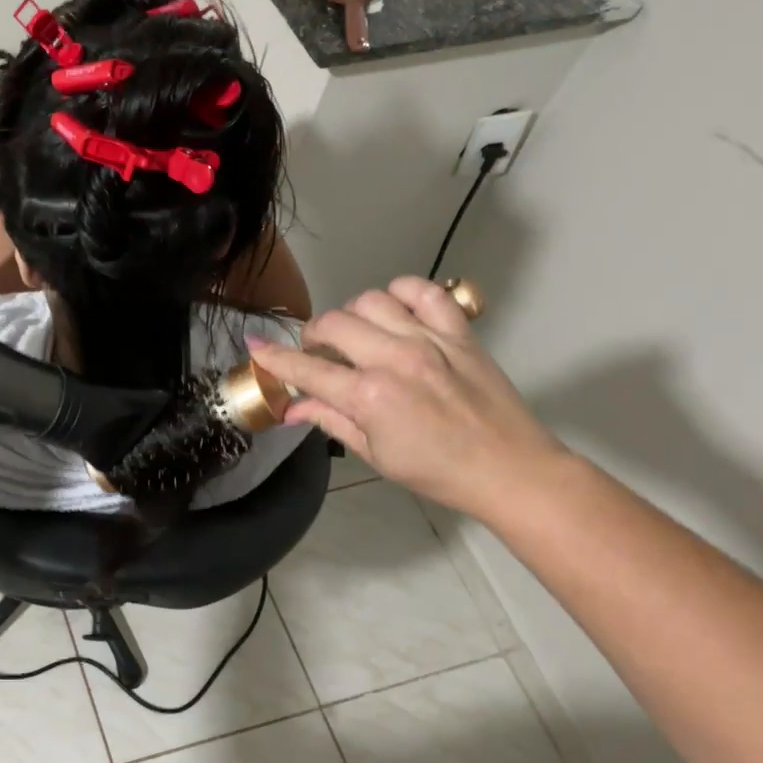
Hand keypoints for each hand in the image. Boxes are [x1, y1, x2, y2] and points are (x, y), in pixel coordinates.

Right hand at [250, 277, 570, 518]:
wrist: (507, 467)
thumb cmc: (435, 471)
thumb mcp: (374, 453)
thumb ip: (330, 420)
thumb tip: (291, 408)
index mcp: (369, 397)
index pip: (307, 369)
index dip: (274, 358)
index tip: (254, 347)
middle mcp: (395, 359)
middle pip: (334, 323)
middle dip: (313, 335)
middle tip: (317, 354)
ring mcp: (430, 340)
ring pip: (372, 300)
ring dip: (353, 315)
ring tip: (357, 336)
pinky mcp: (459, 331)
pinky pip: (424, 291)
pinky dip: (402, 294)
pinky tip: (395, 314)